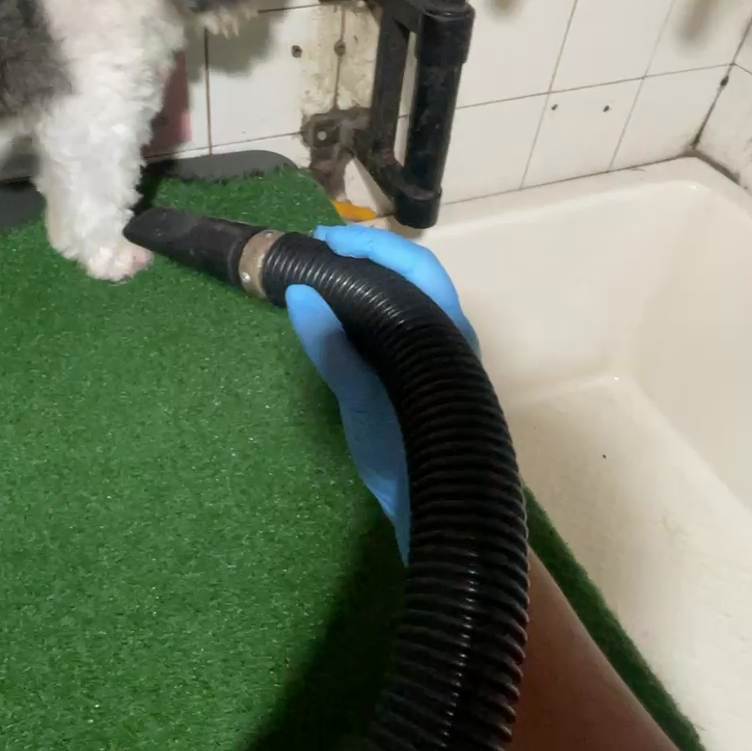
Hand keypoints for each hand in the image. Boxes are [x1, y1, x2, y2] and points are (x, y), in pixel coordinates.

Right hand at [286, 226, 476, 560]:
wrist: (429, 509)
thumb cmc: (402, 456)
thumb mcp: (363, 404)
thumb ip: (335, 350)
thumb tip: (301, 295)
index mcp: (446, 333)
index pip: (416, 267)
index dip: (371, 247)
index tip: (324, 241)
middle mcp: (450, 334)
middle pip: (414, 274)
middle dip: (368, 255)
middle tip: (318, 250)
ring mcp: (438, 353)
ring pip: (407, 296)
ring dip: (368, 278)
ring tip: (323, 274)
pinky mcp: (422, 372)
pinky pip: (399, 321)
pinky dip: (369, 304)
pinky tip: (342, 312)